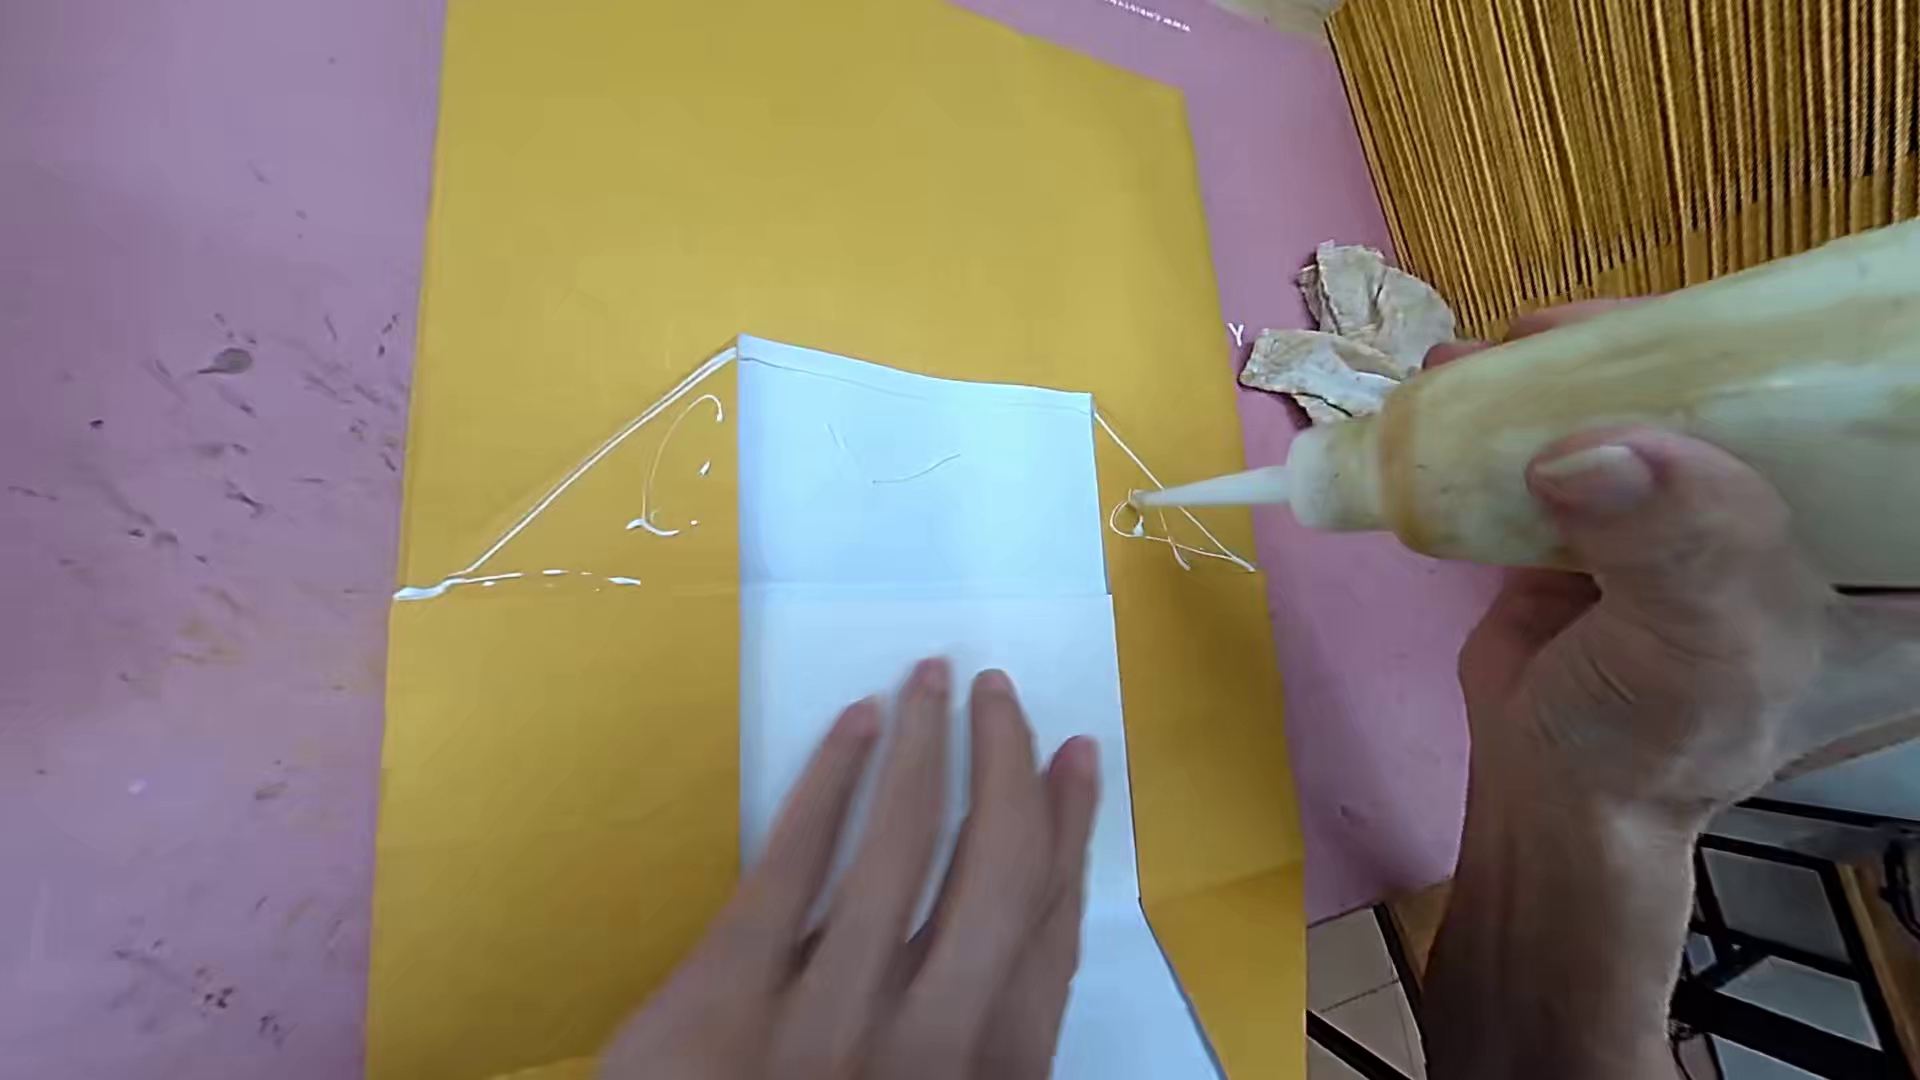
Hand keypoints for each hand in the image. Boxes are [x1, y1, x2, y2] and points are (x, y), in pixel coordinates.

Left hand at [599, 659, 1099, 1079]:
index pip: (1048, 925)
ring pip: (902, 840)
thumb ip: (967, 1009)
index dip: (1070, 825)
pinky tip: (859, 717)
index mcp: (984, 1076)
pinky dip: (835, 772)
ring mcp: (822, 1022)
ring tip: (933, 674)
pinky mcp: (720, 998)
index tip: (1072, 752)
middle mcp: (925, 1050)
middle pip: (995, 869)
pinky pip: (794, 856)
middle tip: (997, 688)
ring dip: (927, 737)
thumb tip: (1004, 886)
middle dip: (1006, 760)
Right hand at [1435, 306, 1919, 825]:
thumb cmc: (1651, 736)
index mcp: (1888, 535)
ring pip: (1626, 418)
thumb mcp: (1694, 651)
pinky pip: (1556, 459)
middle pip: (1729, 394)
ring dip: (1546, 383)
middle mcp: (1790, 509)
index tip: (1688, 320)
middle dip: (1634, 352)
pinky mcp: (1592, 526)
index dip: (1794, 343)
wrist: (1547, 776)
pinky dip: (1499, 432)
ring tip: (1472, 358)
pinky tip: (1451, 406)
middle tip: (1542, 332)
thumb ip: (1670, 549)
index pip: (1872, 406)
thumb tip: (1579, 448)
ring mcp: (1677, 516)